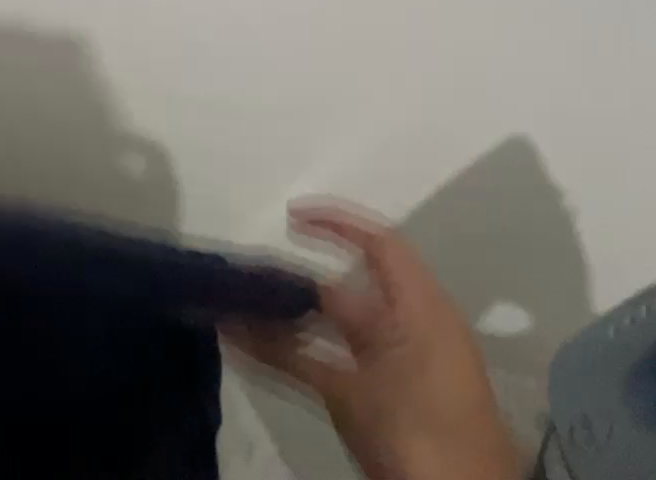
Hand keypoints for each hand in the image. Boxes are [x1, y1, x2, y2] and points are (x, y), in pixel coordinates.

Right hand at [223, 201, 520, 479]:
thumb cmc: (420, 437)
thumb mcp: (354, 392)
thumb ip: (292, 353)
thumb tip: (234, 322)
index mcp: (420, 311)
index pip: (380, 244)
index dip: (336, 222)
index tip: (288, 217)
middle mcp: (406, 328)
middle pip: (344, 285)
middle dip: (293, 275)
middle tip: (244, 269)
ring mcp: (391, 363)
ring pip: (331, 324)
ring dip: (285, 316)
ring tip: (235, 305)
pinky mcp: (376, 395)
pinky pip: (325, 361)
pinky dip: (287, 352)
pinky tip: (245, 346)